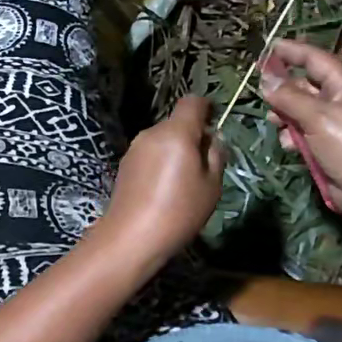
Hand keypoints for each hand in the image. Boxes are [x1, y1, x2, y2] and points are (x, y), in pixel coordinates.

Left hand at [103, 96, 225, 257]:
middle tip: (205, 166)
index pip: (193, 102)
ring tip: (184, 183)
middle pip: (178, 123)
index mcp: (177, 132)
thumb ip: (216, 155)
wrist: (131, 239)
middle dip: (193, 136)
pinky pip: (152, 153)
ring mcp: (135, 148)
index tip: (216, 125)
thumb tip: (212, 140)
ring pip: (164, 139)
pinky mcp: (125, 164)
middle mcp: (153, 133)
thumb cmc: (179, 211)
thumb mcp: (212, 185)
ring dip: (177, 151)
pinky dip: (162, 162)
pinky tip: (164, 190)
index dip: (207, 108)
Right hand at [261, 38, 341, 218]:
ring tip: (274, 121)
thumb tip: (267, 80)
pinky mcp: (332, 149)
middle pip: (307, 86)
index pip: (316, 59)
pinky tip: (289, 146)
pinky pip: (307, 136)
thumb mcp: (319, 118)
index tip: (268, 47)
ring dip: (286, 116)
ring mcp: (338, 127)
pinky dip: (295, 138)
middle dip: (284, 88)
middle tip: (261, 91)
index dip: (293, 51)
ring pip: (304, 113)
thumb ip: (291, 98)